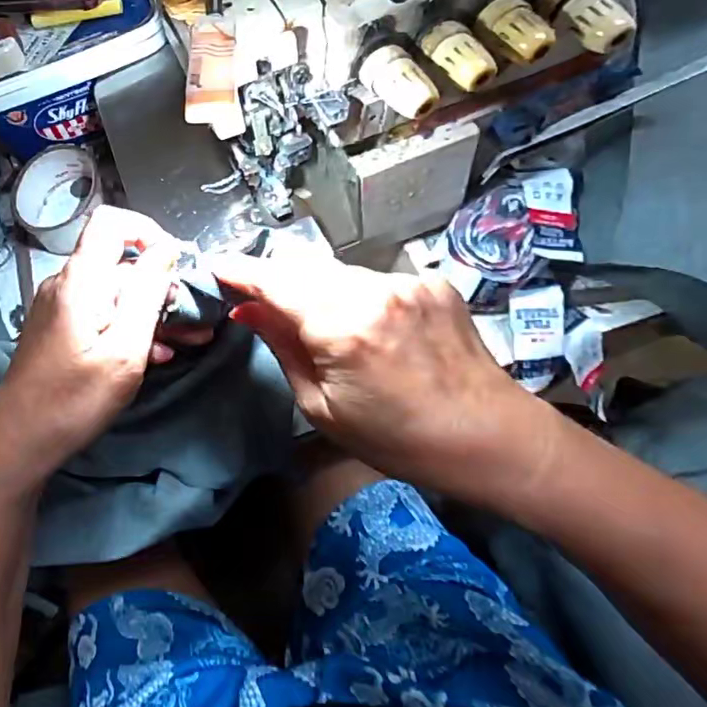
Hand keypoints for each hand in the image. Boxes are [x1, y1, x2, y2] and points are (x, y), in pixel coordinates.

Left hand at [0, 207, 184, 485]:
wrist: (18, 443)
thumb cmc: (74, 400)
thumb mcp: (124, 351)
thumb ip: (147, 293)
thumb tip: (166, 248)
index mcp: (80, 281)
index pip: (110, 223)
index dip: (147, 231)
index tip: (174, 264)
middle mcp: (66, 284)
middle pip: (119, 263)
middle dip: (162, 286)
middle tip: (196, 321)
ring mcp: (61, 307)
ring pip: (115, 292)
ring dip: (152, 312)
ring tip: (188, 341)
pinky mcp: (59, 329)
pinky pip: (102, 313)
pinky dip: (129, 326)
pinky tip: (155, 354)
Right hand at [211, 254, 571, 509]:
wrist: (491, 438)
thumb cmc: (400, 440)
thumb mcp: (324, 407)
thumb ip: (283, 346)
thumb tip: (246, 309)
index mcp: (344, 327)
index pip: (275, 280)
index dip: (240, 271)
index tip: (214, 268)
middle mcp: (374, 290)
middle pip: (303, 266)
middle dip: (273, 278)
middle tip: (252, 298)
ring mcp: (407, 281)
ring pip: (337, 269)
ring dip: (312, 285)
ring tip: (306, 316)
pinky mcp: (429, 281)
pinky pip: (371, 277)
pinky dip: (350, 291)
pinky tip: (357, 322)